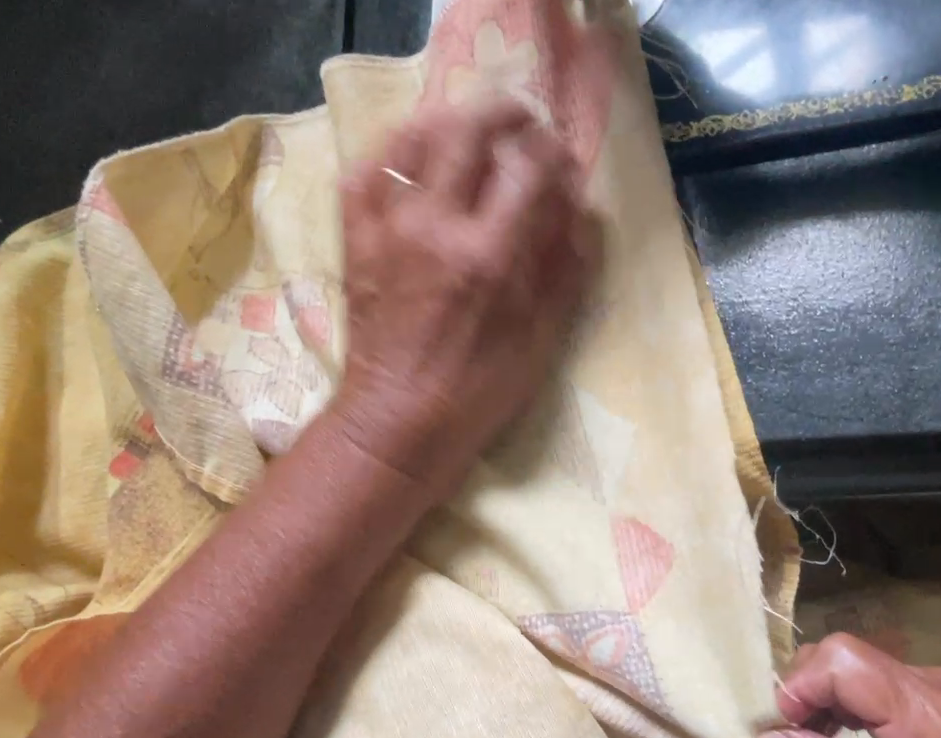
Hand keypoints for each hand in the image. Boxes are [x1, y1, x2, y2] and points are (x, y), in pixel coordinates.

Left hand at [330, 99, 600, 496]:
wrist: (399, 422)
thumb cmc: (480, 391)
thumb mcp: (541, 339)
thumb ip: (566, 269)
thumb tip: (585, 211)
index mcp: (489, 255)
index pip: (530, 167)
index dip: (554, 151)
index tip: (564, 159)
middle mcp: (435, 226)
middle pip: (469, 130)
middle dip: (504, 113)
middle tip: (523, 122)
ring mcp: (387, 227)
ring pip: (413, 137)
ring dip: (449, 121)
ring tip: (471, 131)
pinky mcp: (356, 239)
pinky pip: (365, 170)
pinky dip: (391, 151)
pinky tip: (412, 157)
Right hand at [757, 634, 940, 737]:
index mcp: (932, 723)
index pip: (843, 662)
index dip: (798, 689)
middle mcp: (934, 688)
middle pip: (844, 653)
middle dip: (802, 692)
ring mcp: (938, 689)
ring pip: (853, 663)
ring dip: (817, 699)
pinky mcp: (936, 700)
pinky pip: (871, 680)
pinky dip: (839, 704)